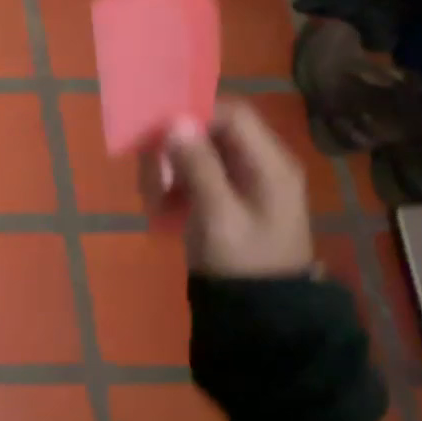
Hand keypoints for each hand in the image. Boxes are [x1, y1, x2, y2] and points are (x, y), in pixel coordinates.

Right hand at [140, 100, 314, 279]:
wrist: (260, 305)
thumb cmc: (244, 258)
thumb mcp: (219, 213)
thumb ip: (199, 167)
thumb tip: (175, 121)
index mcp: (269, 164)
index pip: (232, 114)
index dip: (194, 116)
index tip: (158, 137)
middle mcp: (257, 163)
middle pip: (208, 132)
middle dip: (173, 149)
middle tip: (152, 179)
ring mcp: (240, 179)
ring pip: (193, 152)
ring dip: (166, 169)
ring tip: (154, 199)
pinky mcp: (223, 194)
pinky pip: (191, 172)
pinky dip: (171, 184)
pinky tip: (161, 206)